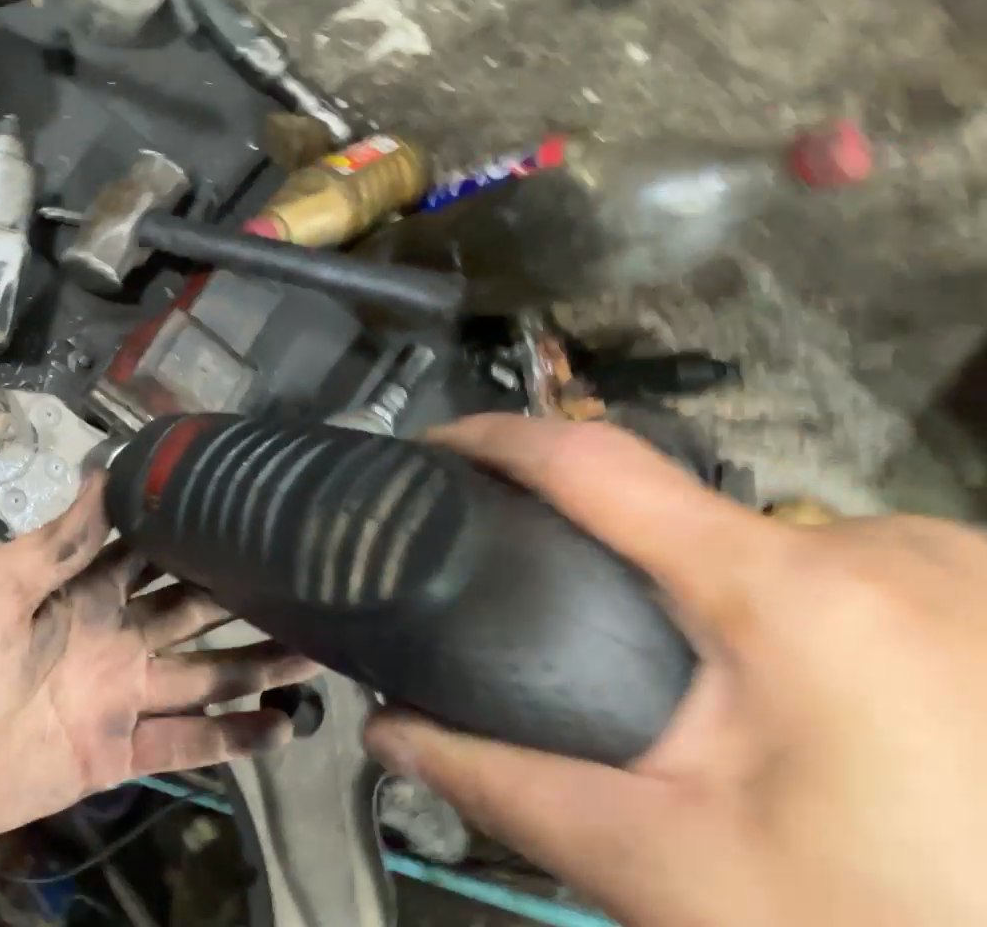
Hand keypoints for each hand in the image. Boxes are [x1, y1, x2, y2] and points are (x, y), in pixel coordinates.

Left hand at [0, 478, 319, 841]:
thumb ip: (58, 541)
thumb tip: (103, 474)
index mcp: (85, 592)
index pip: (156, 557)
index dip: (202, 540)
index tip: (257, 519)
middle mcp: (113, 639)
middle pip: (195, 616)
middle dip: (247, 601)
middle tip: (313, 588)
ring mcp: (119, 698)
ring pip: (205, 678)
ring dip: (257, 667)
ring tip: (319, 655)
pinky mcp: (116, 753)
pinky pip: (184, 744)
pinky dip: (230, 740)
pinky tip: (278, 728)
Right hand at [364, 415, 986, 926]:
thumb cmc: (884, 919)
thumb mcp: (668, 865)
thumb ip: (508, 787)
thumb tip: (388, 736)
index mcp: (788, 595)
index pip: (595, 463)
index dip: (497, 439)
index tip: (434, 449)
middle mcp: (881, 550)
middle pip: (681, 515)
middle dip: (612, 561)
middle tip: (579, 643)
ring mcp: (960, 567)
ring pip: (765, 546)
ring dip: (711, 594)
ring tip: (702, 691)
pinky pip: (847, 568)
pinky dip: (793, 612)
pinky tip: (804, 695)